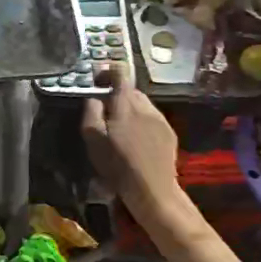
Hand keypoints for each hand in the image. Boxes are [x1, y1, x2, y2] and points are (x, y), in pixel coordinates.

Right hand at [81, 65, 180, 213]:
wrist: (152, 189)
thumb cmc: (117, 165)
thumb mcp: (93, 140)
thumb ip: (91, 112)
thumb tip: (94, 97)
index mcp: (125, 105)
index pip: (120, 75)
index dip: (107, 72)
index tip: (98, 80)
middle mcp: (145, 106)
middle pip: (131, 89)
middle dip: (118, 94)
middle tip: (106, 108)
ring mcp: (160, 119)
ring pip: (143, 103)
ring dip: (131, 107)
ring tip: (121, 125)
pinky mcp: (169, 132)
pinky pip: (152, 117)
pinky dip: (142, 120)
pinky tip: (137, 137)